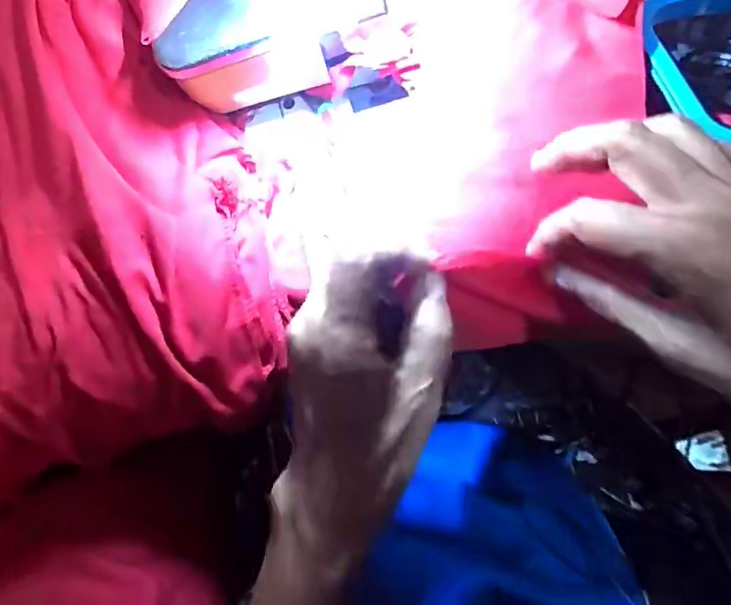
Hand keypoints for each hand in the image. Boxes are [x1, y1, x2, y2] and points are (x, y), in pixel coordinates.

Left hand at [256, 251, 451, 602]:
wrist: (332, 483)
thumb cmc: (384, 441)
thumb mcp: (423, 385)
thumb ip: (429, 321)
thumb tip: (430, 275)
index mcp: (336, 326)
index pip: (358, 256)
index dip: (396, 246)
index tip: (429, 260)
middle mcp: (309, 314)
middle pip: (339, 254)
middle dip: (381, 248)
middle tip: (418, 263)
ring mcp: (300, 322)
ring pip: (332, 268)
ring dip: (370, 264)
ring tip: (406, 278)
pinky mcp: (301, 332)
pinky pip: (330, 290)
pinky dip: (359, 283)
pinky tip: (385, 298)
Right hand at [527, 116, 730, 496]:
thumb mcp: (687, 354)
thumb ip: (611, 302)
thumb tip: (556, 270)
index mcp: (689, 247)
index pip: (591, 217)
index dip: (552, 232)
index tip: (538, 253)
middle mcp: (713, 201)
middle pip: (622, 141)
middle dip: (568, 150)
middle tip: (541, 171)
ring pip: (663, 126)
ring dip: (614, 135)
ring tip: (587, 157)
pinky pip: (707, 139)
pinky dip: (664, 139)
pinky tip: (652, 162)